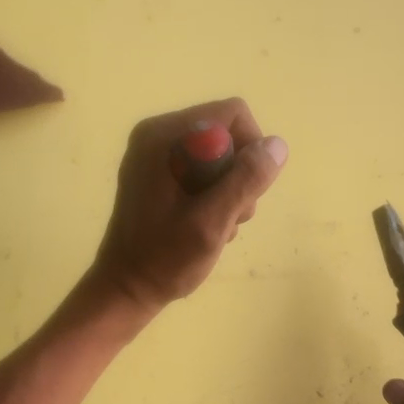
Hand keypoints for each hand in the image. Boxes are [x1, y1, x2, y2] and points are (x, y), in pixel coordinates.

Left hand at [87, 98, 288, 312]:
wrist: (126, 288)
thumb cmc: (164, 259)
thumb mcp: (211, 222)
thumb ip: (245, 181)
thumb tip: (277, 145)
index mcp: (162, 135)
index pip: (232, 115)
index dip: (250, 151)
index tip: (242, 192)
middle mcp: (157, 135)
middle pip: (228, 135)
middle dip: (238, 177)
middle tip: (226, 217)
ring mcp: (156, 155)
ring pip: (220, 157)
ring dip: (229, 193)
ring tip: (215, 227)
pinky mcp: (159, 175)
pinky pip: (204, 172)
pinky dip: (212, 197)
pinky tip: (202, 227)